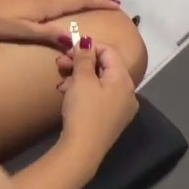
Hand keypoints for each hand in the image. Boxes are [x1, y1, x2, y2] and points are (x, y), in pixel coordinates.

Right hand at [53, 41, 139, 159]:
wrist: (84, 147)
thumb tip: (86, 41)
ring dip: (80, 76)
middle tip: (59, 63)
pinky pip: (100, 94)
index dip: (88, 45)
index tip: (66, 47)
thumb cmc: (84, 110)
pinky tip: (69, 94)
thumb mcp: (82, 81)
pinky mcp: (112, 116)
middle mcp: (128, 92)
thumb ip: (84, 59)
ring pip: (100, 81)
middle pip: (105, 66)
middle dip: (81, 62)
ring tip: (62, 82)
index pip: (109, 52)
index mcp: (123, 80)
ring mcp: (121, 106)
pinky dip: (84, 89)